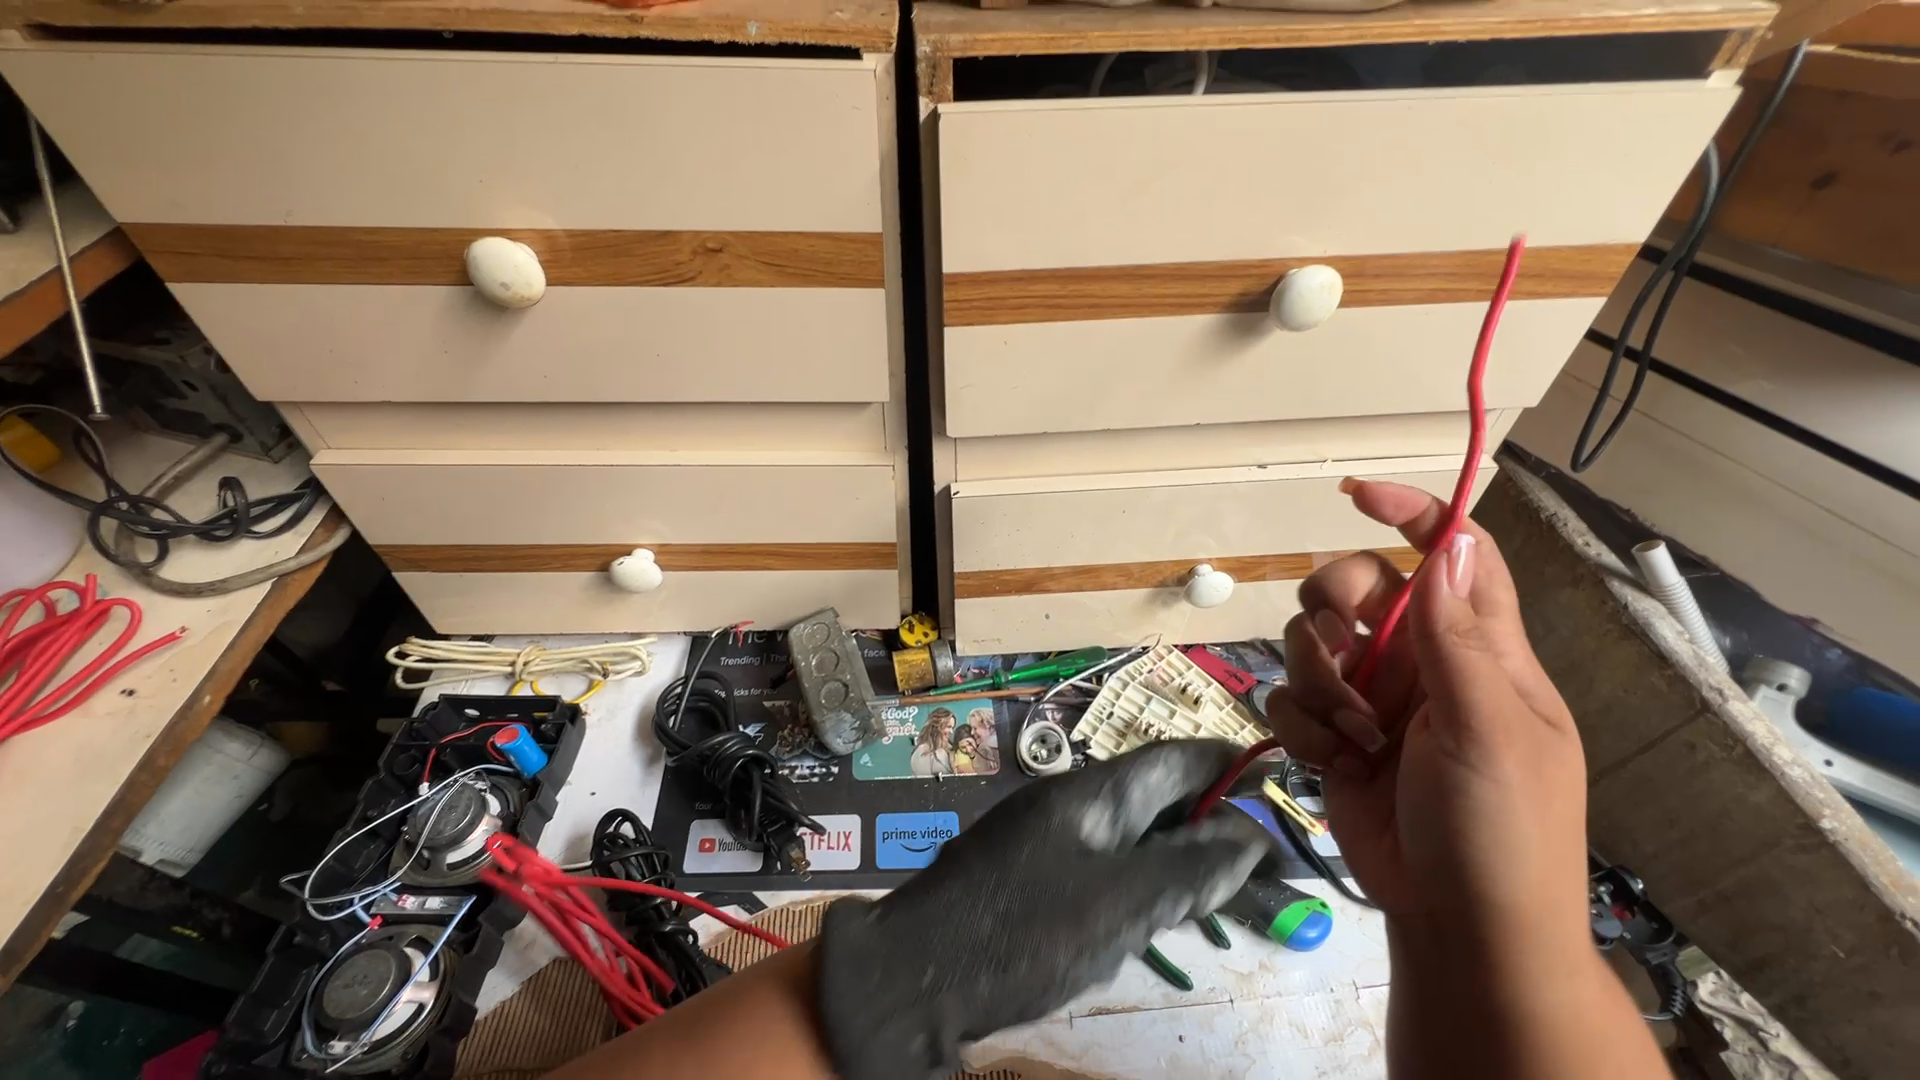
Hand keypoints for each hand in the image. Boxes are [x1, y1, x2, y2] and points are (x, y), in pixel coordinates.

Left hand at [813, 740, 1270, 1079]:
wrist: (913, 976)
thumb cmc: (1019, 934)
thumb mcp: (1115, 906)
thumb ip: (1183, 871)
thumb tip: (1248, 839)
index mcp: (1087, 796)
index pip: (1168, 761)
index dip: (1221, 762)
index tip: (1268, 773)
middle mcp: (1066, 808)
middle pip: (1151, 797)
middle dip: (1206, 815)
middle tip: (1258, 848)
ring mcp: (1044, 843)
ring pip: (1127, 835)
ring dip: (1175, 850)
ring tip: (1222, 879)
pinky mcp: (1030, 882)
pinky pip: (1102, 867)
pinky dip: (1140, 880)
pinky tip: (1155, 908)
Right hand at [1265, 479, 1589, 943]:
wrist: (1456, 921)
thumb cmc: (1500, 827)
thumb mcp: (1489, 731)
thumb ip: (1460, 638)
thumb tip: (1449, 545)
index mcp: (1479, 649)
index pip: (1454, 553)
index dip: (1413, 513)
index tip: (1356, 495)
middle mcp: (1421, 663)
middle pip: (1358, 588)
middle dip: (1332, 606)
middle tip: (1340, 643)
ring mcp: (1372, 700)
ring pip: (1310, 643)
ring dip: (1316, 682)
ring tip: (1351, 736)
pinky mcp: (1332, 737)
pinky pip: (1289, 701)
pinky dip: (1300, 726)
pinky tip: (1333, 762)